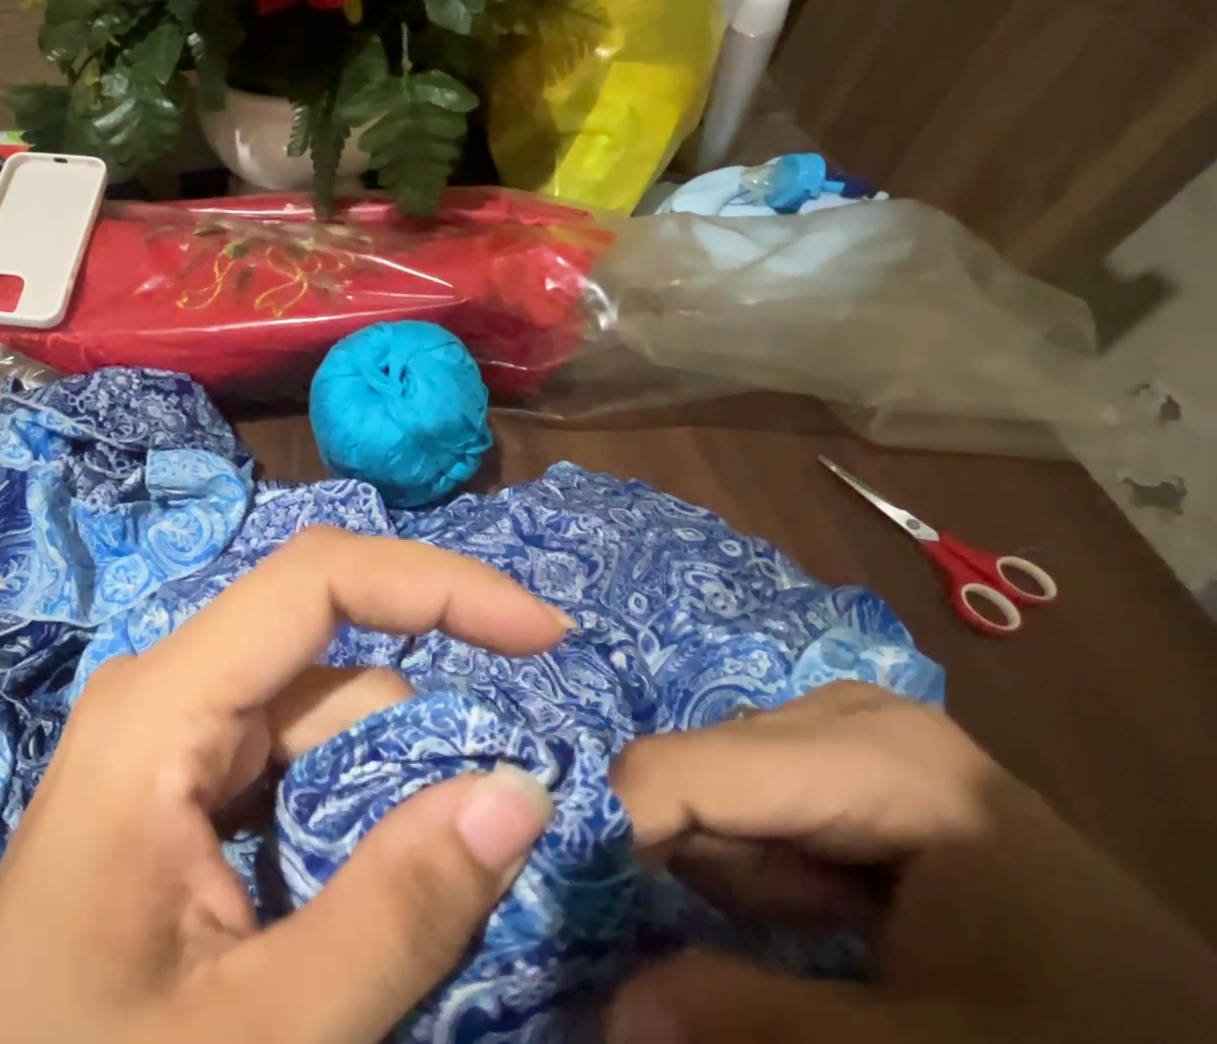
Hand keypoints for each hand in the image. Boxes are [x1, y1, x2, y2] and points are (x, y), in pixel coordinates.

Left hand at [0, 527, 570, 1042]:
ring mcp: (169, 746)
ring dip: (395, 791)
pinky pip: (293, 772)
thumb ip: (397, 911)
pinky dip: (355, 817)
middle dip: (428, 727)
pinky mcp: (178, 792)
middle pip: (329, 661)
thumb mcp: (262, 1026)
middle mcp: (165, 700)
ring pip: (321, 723)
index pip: (313, 583)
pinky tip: (371, 895)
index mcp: (160, 712)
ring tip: (429, 900)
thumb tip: (519, 792)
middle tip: (502, 831)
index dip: (437, 586)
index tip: (546, 636)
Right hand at [607, 682, 1216, 1042]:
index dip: (613, 847)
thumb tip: (609, 1010)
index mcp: (876, 758)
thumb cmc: (1083, 1033)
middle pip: (687, 772)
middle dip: (661, 862)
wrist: (1190, 1033)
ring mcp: (854, 740)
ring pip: (710, 791)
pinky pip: (750, 809)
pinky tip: (803, 918)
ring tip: (779, 937)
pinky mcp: (855, 774)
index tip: (577, 921)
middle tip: (668, 945)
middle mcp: (852, 719)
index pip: (675, 772)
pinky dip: (741, 873)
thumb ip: (756, 1022)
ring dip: (704, 874)